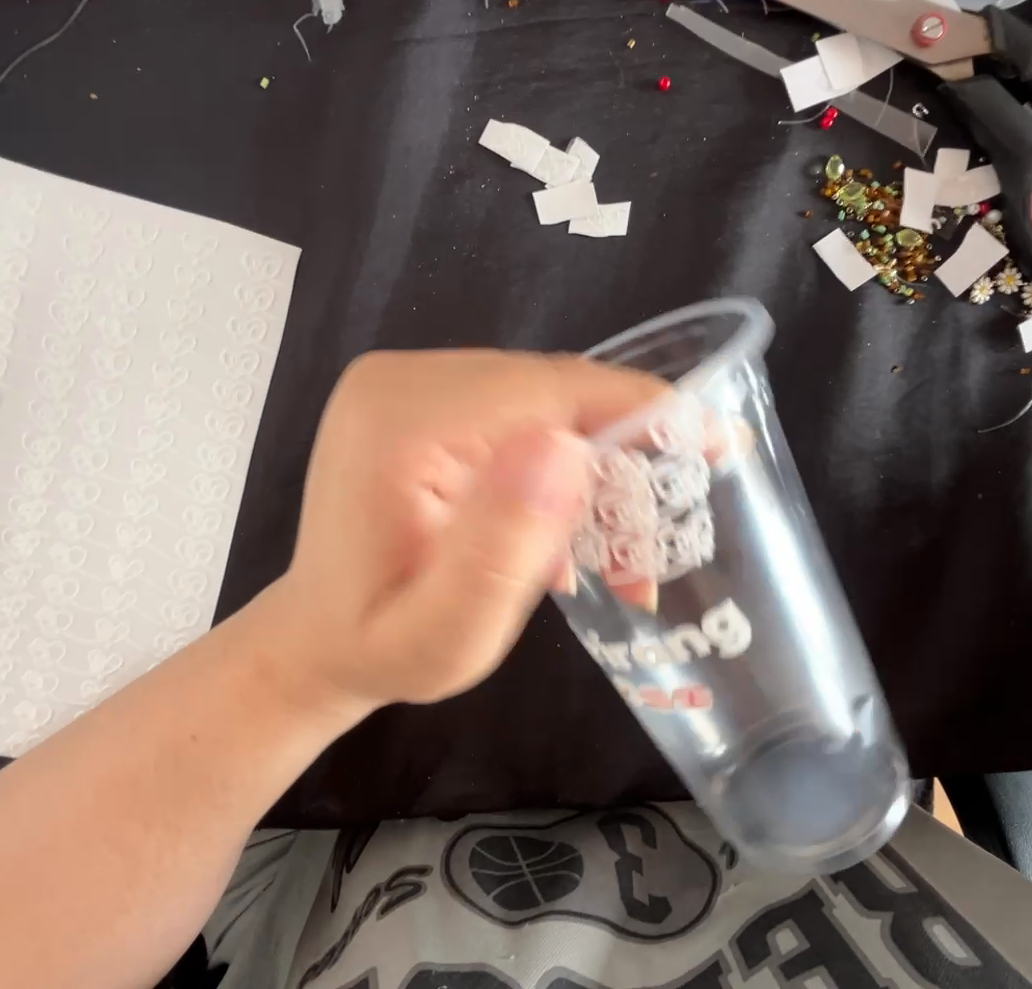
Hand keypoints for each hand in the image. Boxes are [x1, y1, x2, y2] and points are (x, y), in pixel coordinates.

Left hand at [267, 351, 664, 710]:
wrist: (318, 638)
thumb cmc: (382, 650)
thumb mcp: (446, 635)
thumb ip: (501, 549)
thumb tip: (567, 446)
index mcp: (399, 422)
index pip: (544, 390)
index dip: (637, 409)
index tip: (713, 438)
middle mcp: (398, 380)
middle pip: (546, 390)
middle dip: (617, 452)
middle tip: (664, 524)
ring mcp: (404, 383)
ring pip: (538, 399)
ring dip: (589, 463)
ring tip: (617, 546)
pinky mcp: (417, 399)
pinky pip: (512, 411)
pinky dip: (553, 461)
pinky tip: (565, 526)